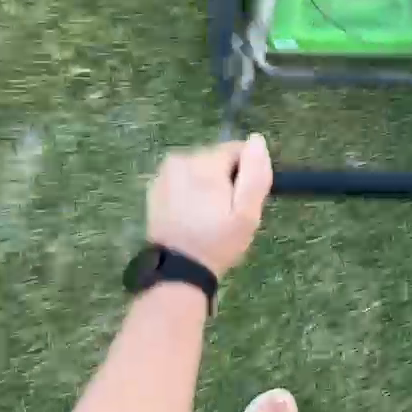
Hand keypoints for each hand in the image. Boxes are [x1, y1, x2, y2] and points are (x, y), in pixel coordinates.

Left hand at [147, 135, 272, 276]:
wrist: (178, 271)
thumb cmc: (218, 243)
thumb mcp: (247, 214)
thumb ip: (255, 175)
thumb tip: (257, 140)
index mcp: (204, 164)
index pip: (237, 149)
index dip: (246, 174)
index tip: (243, 201)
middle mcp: (180, 160)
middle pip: (216, 159)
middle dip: (226, 179)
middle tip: (227, 213)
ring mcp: (163, 174)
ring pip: (199, 168)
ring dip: (208, 185)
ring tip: (209, 216)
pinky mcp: (154, 188)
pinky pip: (182, 180)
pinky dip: (190, 192)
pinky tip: (191, 216)